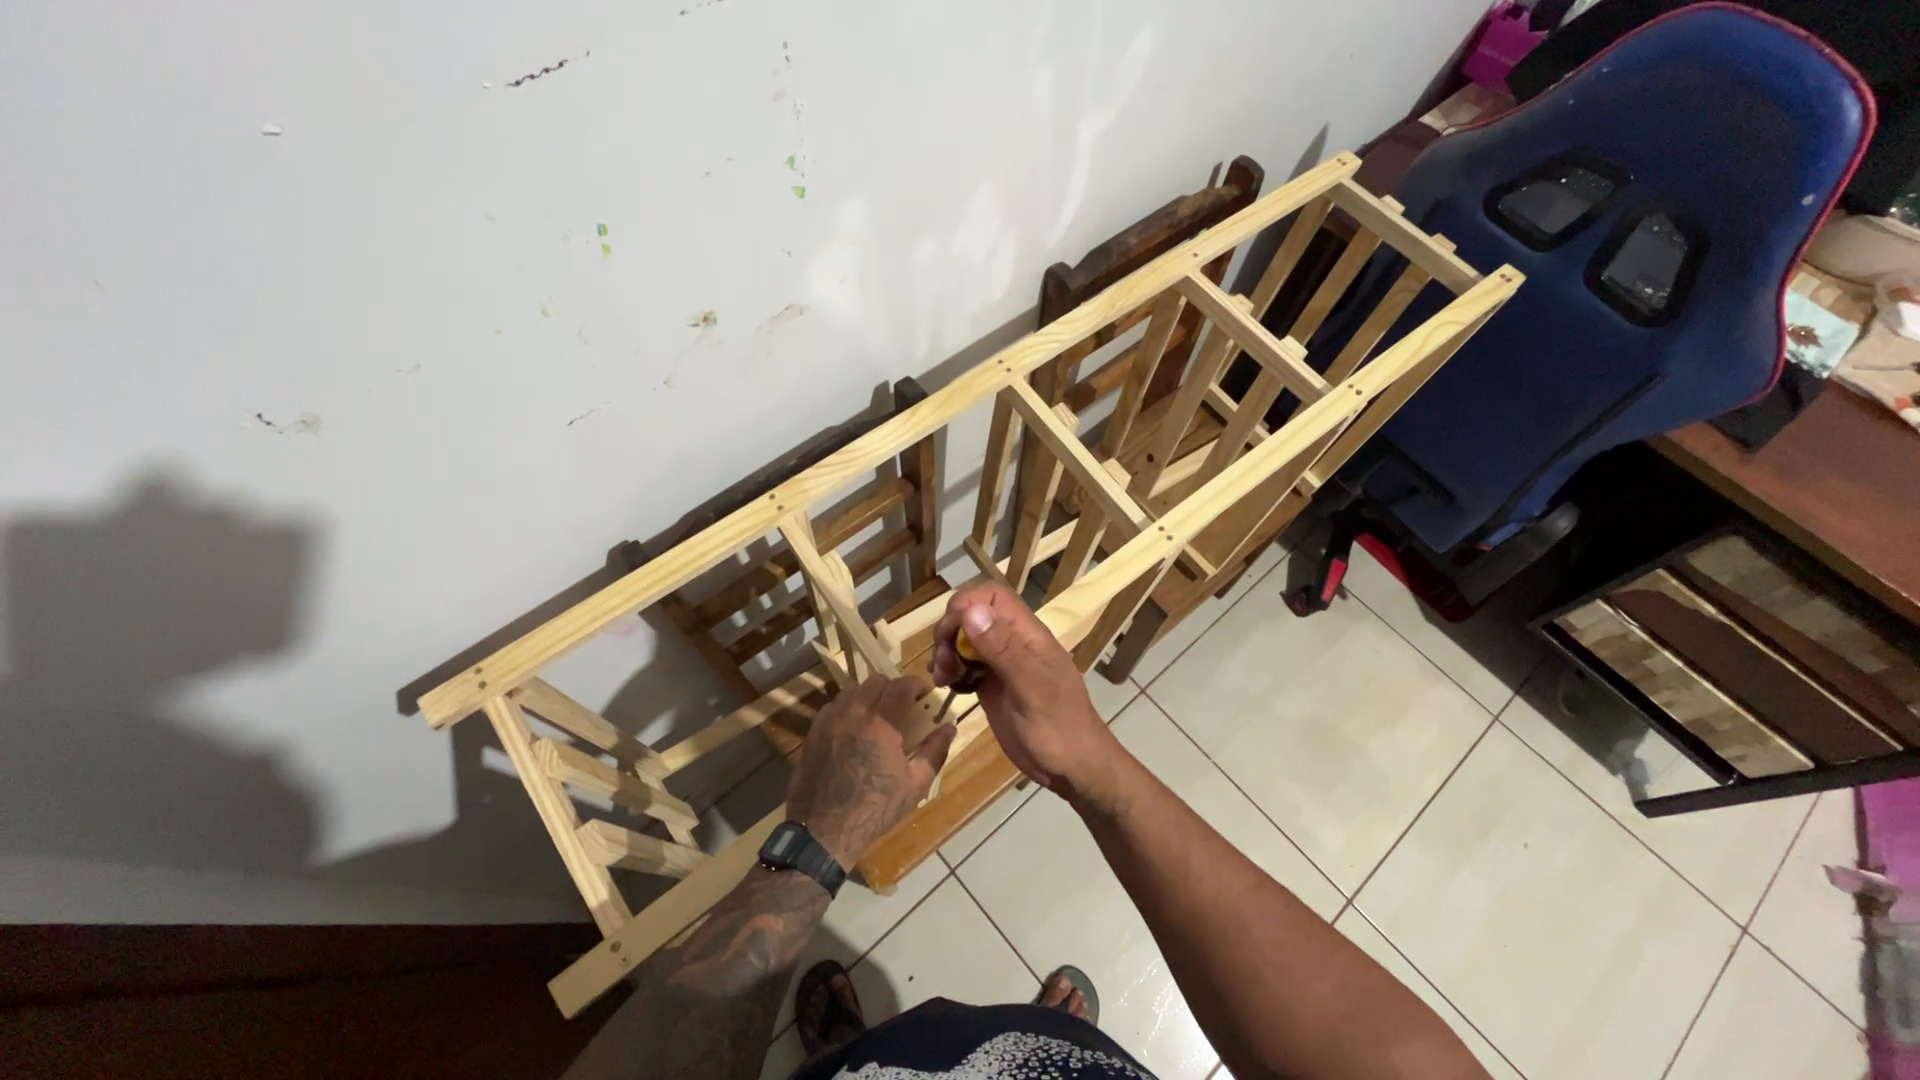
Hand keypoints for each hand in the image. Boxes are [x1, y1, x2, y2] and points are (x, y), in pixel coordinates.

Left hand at [786, 675, 957, 868]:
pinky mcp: (813, 732)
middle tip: (902, 706)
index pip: (901, 685)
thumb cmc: (875, 809)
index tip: (924, 694)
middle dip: (892, 688)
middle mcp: (853, 713)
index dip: (916, 684)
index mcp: (881, 723)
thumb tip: (950, 728)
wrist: (824, 829)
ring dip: (868, 695)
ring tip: (876, 715)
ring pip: (851, 690)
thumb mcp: (914, 785)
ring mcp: (829, 720)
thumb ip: (934, 751)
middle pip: (875, 681)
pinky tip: (852, 729)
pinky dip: (846, 709)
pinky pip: (832, 706)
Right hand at [930, 582, 1127, 807]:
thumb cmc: (1059, 729)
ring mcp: (1002, 665)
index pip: (993, 596)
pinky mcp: (992, 686)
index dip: (966, 604)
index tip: (948, 631)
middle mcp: (1013, 643)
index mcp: (1028, 635)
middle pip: (973, 615)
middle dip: (950, 630)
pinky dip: (951, 669)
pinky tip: (946, 685)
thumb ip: (1003, 649)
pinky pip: (966, 665)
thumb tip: (970, 611)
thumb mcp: (1031, 688)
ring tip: (940, 677)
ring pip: (966, 639)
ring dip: (946, 651)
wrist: (1073, 770)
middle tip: (941, 662)